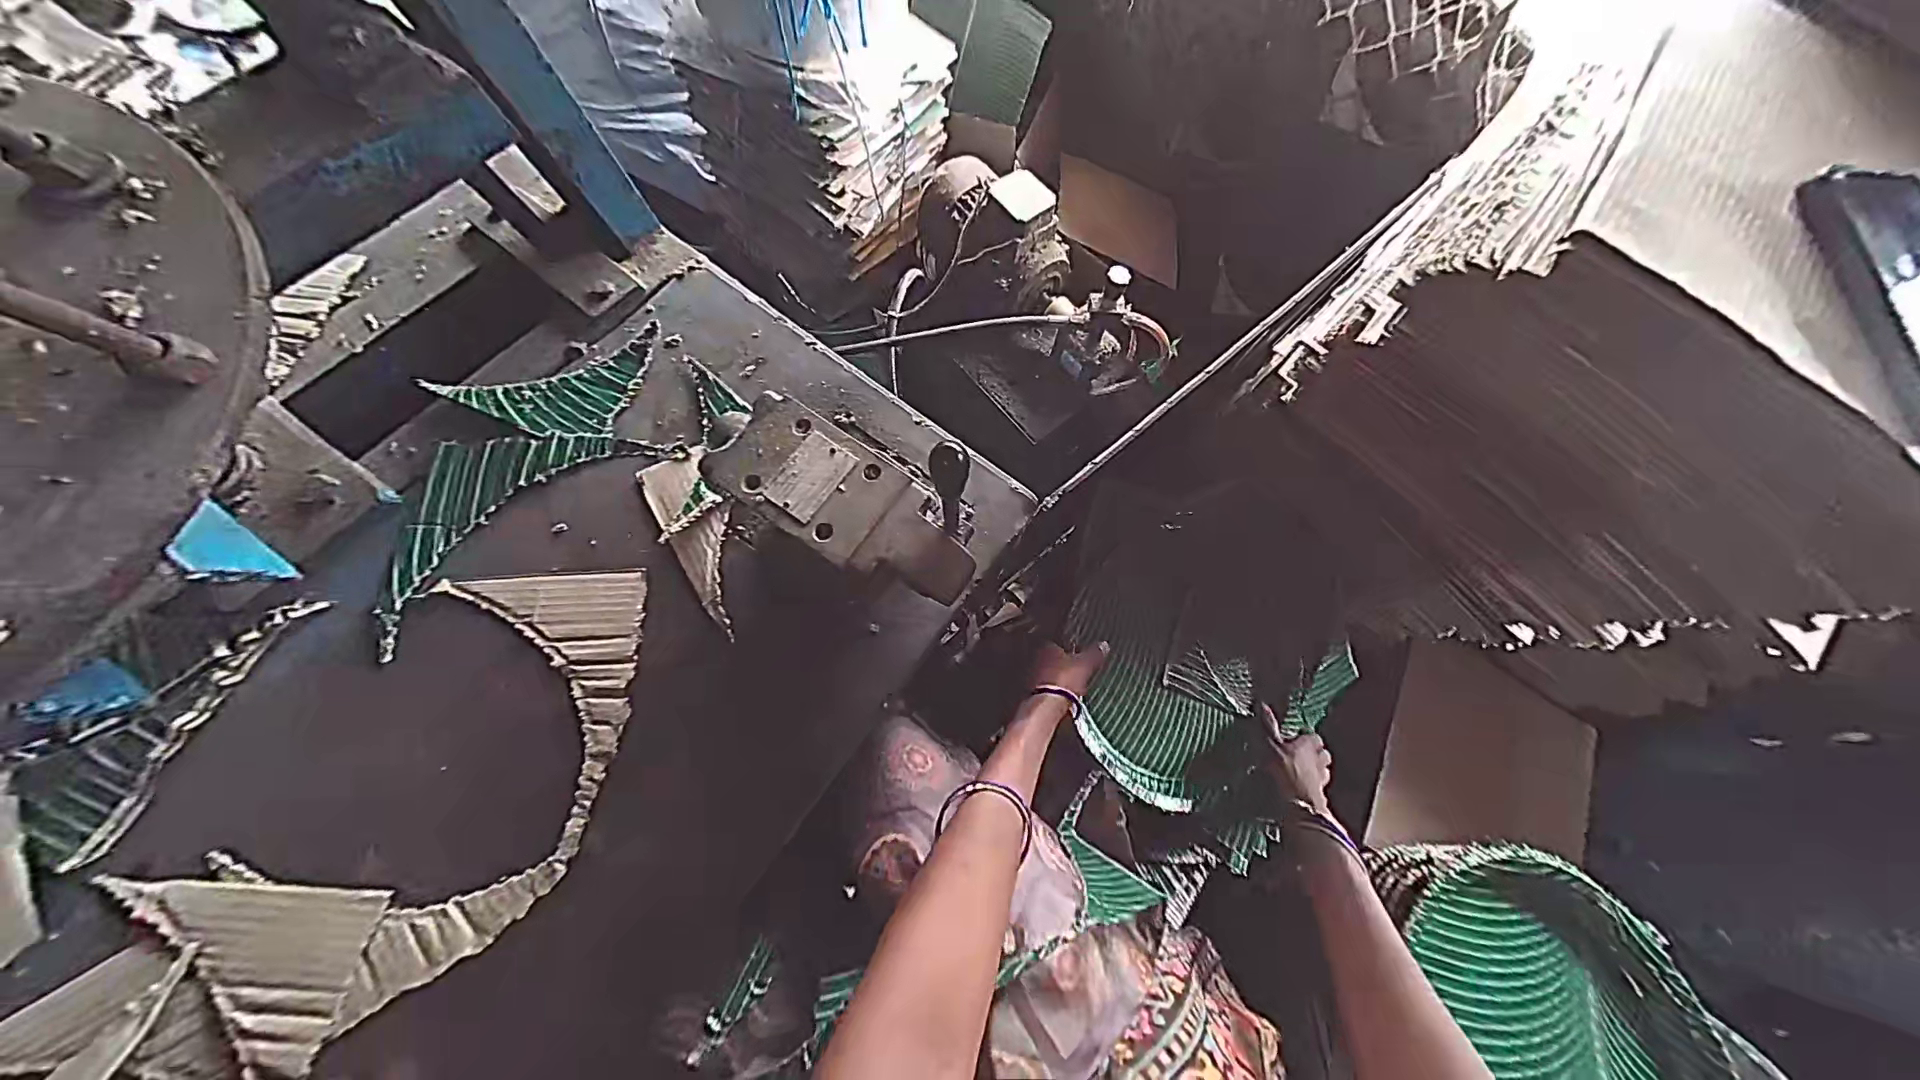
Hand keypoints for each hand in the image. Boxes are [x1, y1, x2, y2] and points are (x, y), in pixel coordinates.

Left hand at [1030, 640, 1108, 697]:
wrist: (1047, 705)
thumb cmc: (1065, 679)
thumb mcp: (1085, 665)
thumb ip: (1094, 654)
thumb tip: (1103, 645)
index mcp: (1047, 646)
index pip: (1056, 641)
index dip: (1067, 647)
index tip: (1075, 652)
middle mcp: (1035, 658)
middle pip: (1049, 658)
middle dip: (1060, 663)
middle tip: (1072, 669)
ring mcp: (1030, 675)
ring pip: (1045, 672)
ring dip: (1054, 677)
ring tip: (1067, 684)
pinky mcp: (1030, 691)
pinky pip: (1043, 687)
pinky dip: (1050, 689)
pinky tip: (1059, 695)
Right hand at [1261, 704, 1332, 815]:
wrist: (1299, 805)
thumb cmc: (1284, 771)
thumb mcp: (1269, 744)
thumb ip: (1268, 726)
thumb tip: (1263, 705)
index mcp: (1309, 744)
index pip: (1313, 736)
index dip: (1305, 737)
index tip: (1294, 738)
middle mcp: (1320, 759)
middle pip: (1322, 753)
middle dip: (1314, 753)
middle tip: (1299, 754)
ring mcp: (1322, 778)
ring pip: (1322, 769)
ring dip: (1315, 769)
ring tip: (1300, 772)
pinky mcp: (1321, 795)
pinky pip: (1318, 786)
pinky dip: (1312, 785)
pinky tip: (1301, 789)